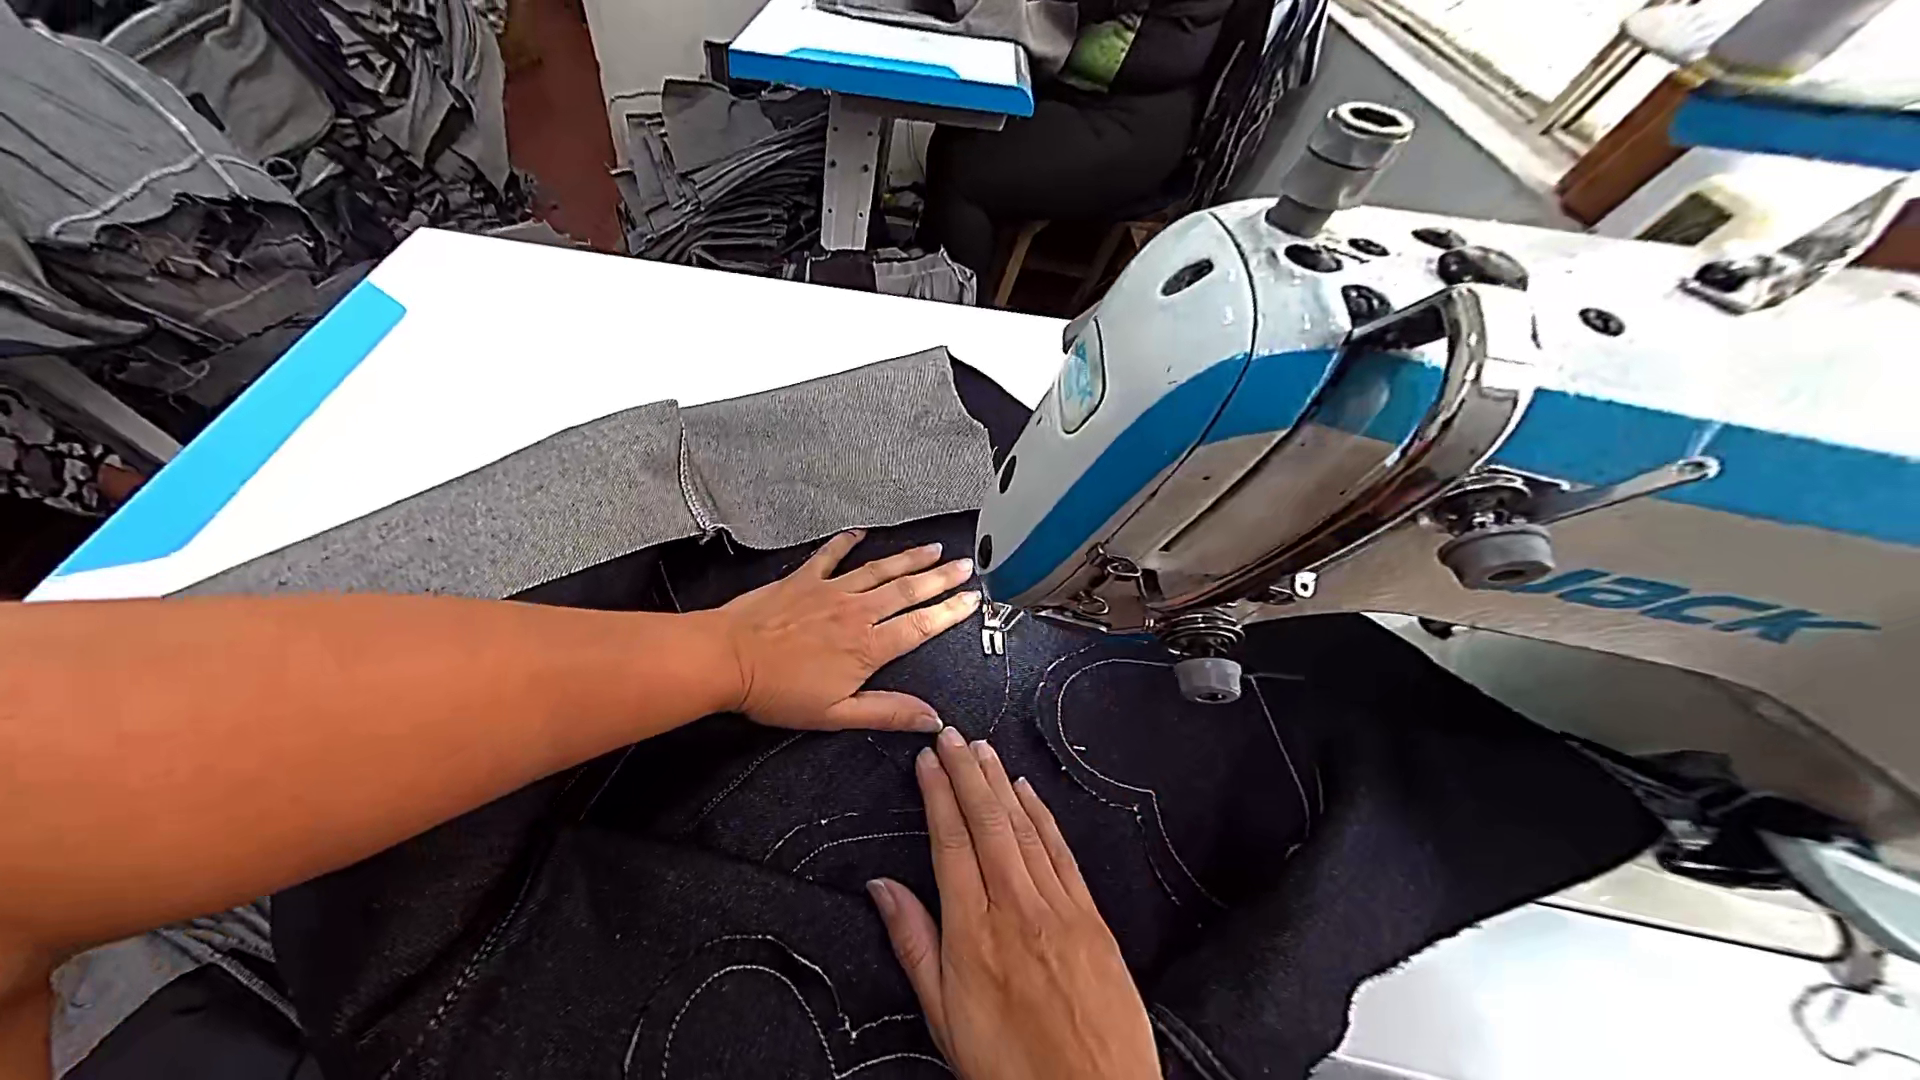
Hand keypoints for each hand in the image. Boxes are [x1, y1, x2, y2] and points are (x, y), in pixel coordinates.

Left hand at [708, 530, 979, 731]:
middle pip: (909, 591)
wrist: (727, 659)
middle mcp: (857, 612)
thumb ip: (887, 712)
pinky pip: (832, 554)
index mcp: (868, 646)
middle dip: (942, 577)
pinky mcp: (805, 578)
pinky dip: (847, 542)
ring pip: (881, 569)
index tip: (973, 600)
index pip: (922, 625)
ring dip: (910, 558)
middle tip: (966, 566)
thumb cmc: (778, 692)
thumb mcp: (836, 714)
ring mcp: (832, 590)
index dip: (951, 612)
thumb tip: (931, 720)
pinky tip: (861, 532)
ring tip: (934, 548)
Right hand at [868, 728, 1159, 1079]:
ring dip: (1000, 781)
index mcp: (974, 933)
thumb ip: (913, 943)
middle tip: (951, 737)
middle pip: (987, 821)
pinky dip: (1041, 813)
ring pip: (1023, 826)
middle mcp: (1015, 909)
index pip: (950, 842)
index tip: (928, 762)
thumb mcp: (945, 1015)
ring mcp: (1057, 907)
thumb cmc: (1013, 1066)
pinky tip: (1027, 789)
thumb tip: (882, 888)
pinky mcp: (1090, 914)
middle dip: (966, 771)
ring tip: (982, 749)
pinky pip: (1060, 850)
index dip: (938, 794)